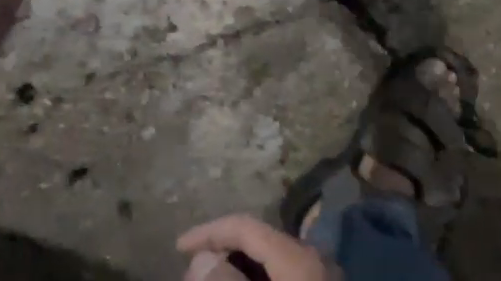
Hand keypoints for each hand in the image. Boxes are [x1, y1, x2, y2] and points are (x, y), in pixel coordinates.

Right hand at [177, 215, 337, 280]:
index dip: (208, 231)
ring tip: (214, 275)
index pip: (245, 225)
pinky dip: (260, 275)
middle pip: (258, 240)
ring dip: (239, 266)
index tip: (179, 247)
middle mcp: (311, 253)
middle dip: (222, 250)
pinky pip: (284, 272)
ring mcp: (321, 271)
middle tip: (194, 269)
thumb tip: (201, 258)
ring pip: (270, 258)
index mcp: (295, 252)